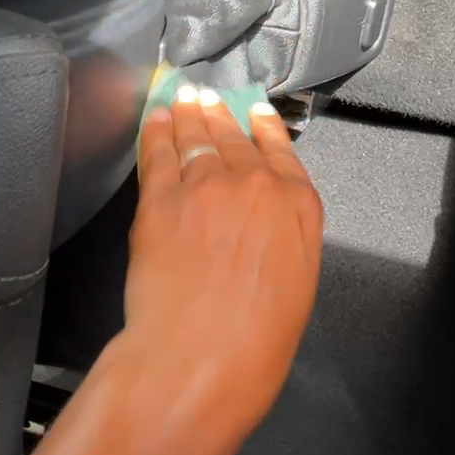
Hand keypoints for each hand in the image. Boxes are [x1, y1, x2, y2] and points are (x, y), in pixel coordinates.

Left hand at [0, 88, 321, 454]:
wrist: (203, 359)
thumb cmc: (259, 339)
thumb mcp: (298, 281)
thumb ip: (286, 238)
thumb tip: (266, 224)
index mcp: (298, 205)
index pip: (282, 151)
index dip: (267, 126)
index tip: (257, 110)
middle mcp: (258, 184)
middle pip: (236, 137)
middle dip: (221, 113)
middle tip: (209, 96)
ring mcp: (208, 186)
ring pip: (198, 138)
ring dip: (189, 115)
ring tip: (184, 98)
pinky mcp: (162, 200)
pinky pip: (159, 154)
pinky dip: (156, 133)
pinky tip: (156, 121)